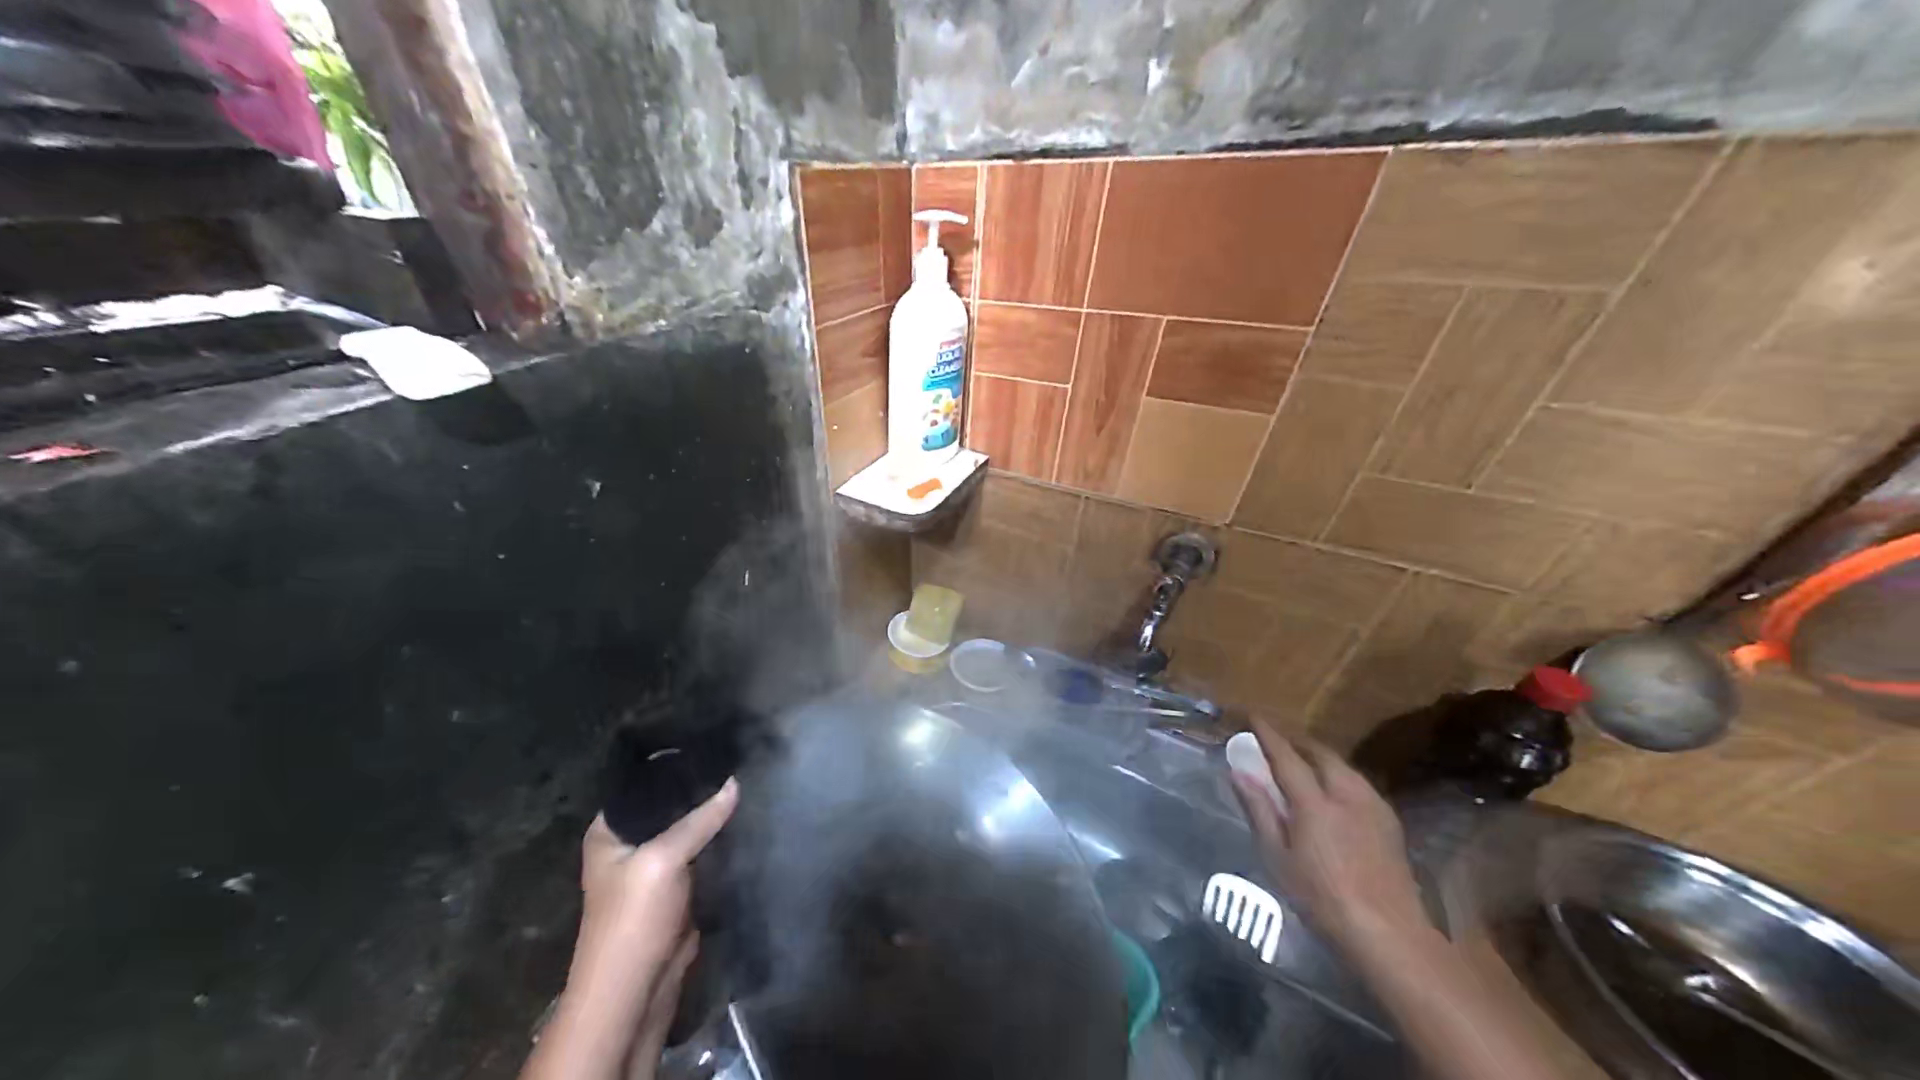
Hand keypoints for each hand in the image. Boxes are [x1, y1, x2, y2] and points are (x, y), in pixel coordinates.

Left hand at [566, 779, 738, 1027]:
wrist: (636, 992)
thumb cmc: (633, 919)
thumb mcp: (663, 859)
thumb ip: (699, 818)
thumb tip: (735, 781)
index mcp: (610, 831)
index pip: (646, 784)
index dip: (676, 764)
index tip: (714, 743)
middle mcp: (632, 844)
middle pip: (673, 805)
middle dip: (704, 788)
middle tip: (741, 759)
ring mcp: (659, 867)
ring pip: (693, 830)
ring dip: (717, 815)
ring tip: (753, 780)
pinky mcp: (683, 888)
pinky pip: (707, 854)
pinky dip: (725, 841)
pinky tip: (751, 818)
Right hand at [1229, 734, 1427, 955]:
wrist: (1387, 933)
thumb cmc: (1320, 897)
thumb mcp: (1276, 856)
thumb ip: (1258, 809)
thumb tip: (1239, 771)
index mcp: (1314, 802)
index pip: (1286, 756)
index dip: (1268, 735)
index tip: (1253, 717)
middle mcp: (1346, 794)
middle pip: (1320, 754)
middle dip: (1296, 742)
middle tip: (1276, 741)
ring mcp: (1373, 807)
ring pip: (1343, 766)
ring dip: (1319, 757)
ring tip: (1303, 760)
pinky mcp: (1389, 823)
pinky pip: (1358, 783)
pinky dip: (1338, 775)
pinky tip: (1334, 789)